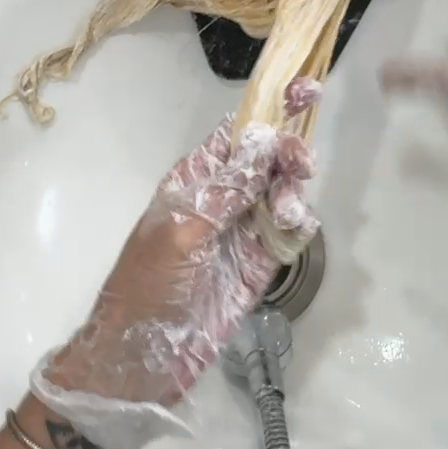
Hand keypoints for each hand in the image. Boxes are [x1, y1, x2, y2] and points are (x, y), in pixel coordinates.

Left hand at [30, 79, 321, 448]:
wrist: (141, 356)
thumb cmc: (148, 284)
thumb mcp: (183, 229)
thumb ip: (228, 187)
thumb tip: (263, 138)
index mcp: (195, 179)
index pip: (236, 134)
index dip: (269, 110)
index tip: (305, 92)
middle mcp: (223, 199)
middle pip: (268, 160)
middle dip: (290, 152)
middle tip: (302, 163)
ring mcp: (243, 232)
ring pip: (283, 194)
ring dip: (293, 193)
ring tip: (285, 214)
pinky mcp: (259, 265)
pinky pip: (288, 234)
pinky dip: (298, 226)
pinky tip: (295, 228)